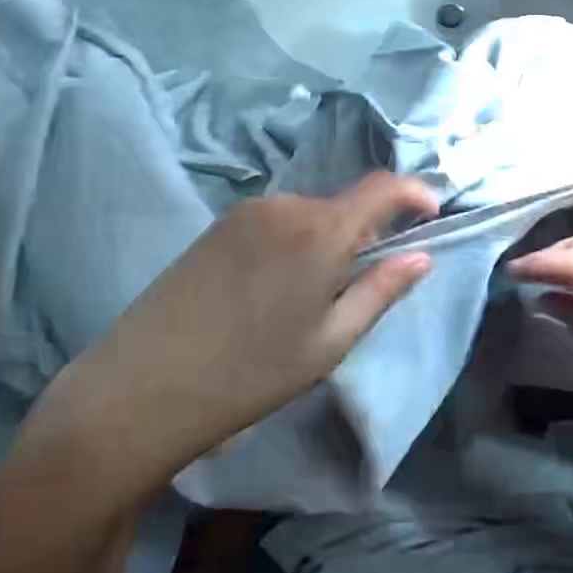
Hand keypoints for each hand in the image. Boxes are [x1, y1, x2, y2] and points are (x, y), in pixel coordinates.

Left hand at [30, 173, 437, 488]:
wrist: (142, 385)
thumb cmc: (250, 373)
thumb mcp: (329, 342)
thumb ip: (381, 291)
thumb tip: (422, 256)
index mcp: (321, 229)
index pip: (382, 187)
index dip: (413, 193)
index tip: (430, 214)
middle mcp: (287, 204)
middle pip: (344, 204)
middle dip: (363, 232)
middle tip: (359, 283)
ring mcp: (248, 210)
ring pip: (310, 214)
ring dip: (325, 239)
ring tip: (307, 297)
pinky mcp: (220, 223)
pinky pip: (277, 220)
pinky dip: (292, 242)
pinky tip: (270, 289)